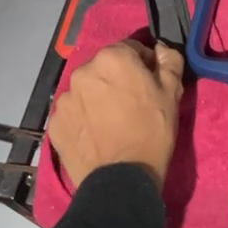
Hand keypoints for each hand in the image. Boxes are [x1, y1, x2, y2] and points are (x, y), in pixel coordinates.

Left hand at [47, 39, 184, 188]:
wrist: (121, 180)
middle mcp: (83, 71)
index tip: (150, 84)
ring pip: (87, 90)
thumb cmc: (151, 131)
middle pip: (105, 68)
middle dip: (118, 79)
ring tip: (112, 123)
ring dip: (98, 98)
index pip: (131, 49)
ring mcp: (65, 99)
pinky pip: (74, 113)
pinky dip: (84, 119)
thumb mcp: (172, 91)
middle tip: (132, 104)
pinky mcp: (55, 124)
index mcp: (112, 57)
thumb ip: (169, 59)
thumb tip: (160, 47)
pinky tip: (97, 135)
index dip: (144, 64)